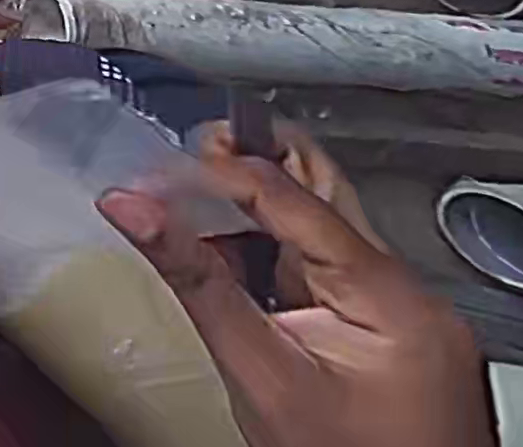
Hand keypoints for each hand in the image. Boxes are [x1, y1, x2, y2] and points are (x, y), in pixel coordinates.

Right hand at [97, 129, 492, 446]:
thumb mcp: (256, 369)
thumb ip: (192, 276)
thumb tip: (124, 203)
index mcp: (388, 294)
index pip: (287, 193)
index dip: (209, 172)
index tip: (145, 177)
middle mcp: (398, 282)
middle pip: (315, 177)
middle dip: (242, 153)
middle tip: (178, 159)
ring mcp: (386, 294)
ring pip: (307, 201)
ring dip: (239, 191)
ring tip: (183, 207)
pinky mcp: (364, 307)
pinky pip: (300, 240)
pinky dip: (250, 229)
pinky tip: (214, 247)